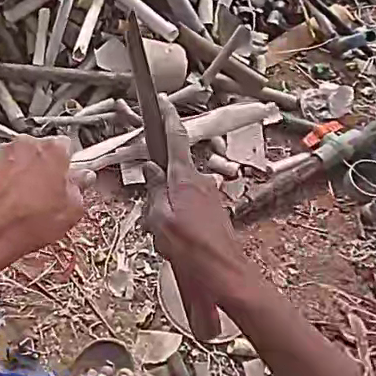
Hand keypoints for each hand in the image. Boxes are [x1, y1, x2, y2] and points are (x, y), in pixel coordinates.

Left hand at [0, 135, 90, 264]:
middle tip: (43, 194)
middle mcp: (27, 144)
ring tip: (20, 200)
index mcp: (54, 150)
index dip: (67, 164)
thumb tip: (82, 180)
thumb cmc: (24, 223)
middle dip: (43, 167)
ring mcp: (2, 151)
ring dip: (20, 171)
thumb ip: (80, 188)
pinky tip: (2, 199)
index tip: (66, 177)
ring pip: (18, 156)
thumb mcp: (70, 212)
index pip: (67, 146)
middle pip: (40, 149)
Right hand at [141, 100, 256, 310]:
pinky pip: (186, 208)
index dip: (167, 118)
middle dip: (157, 190)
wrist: (224, 274)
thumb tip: (151, 171)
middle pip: (170, 172)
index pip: (175, 138)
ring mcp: (208, 197)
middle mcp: (200, 182)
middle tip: (153, 217)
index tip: (163, 102)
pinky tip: (174, 243)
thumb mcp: (160, 218)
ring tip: (164, 237)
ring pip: (177, 193)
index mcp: (185, 178)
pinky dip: (176, 220)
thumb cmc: (193, 250)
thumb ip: (154, 191)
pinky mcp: (211, 212)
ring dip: (165, 210)